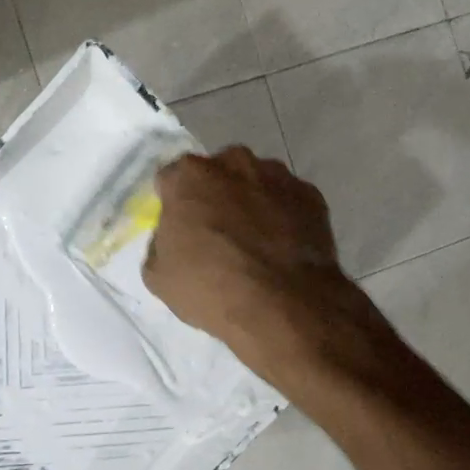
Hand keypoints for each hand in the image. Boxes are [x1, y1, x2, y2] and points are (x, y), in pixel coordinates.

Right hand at [143, 147, 368, 368]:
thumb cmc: (210, 287)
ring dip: (250, 203)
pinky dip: (283, 217)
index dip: (173, 203)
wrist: (284, 306)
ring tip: (255, 244)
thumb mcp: (159, 275)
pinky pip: (287, 201)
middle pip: (216, 173)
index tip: (179, 228)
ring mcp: (277, 176)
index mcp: (189, 175)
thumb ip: (162, 242)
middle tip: (216, 234)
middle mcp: (233, 162)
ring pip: (255, 183)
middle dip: (214, 196)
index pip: (171, 179)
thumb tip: (175, 237)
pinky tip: (282, 249)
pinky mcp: (311, 196)